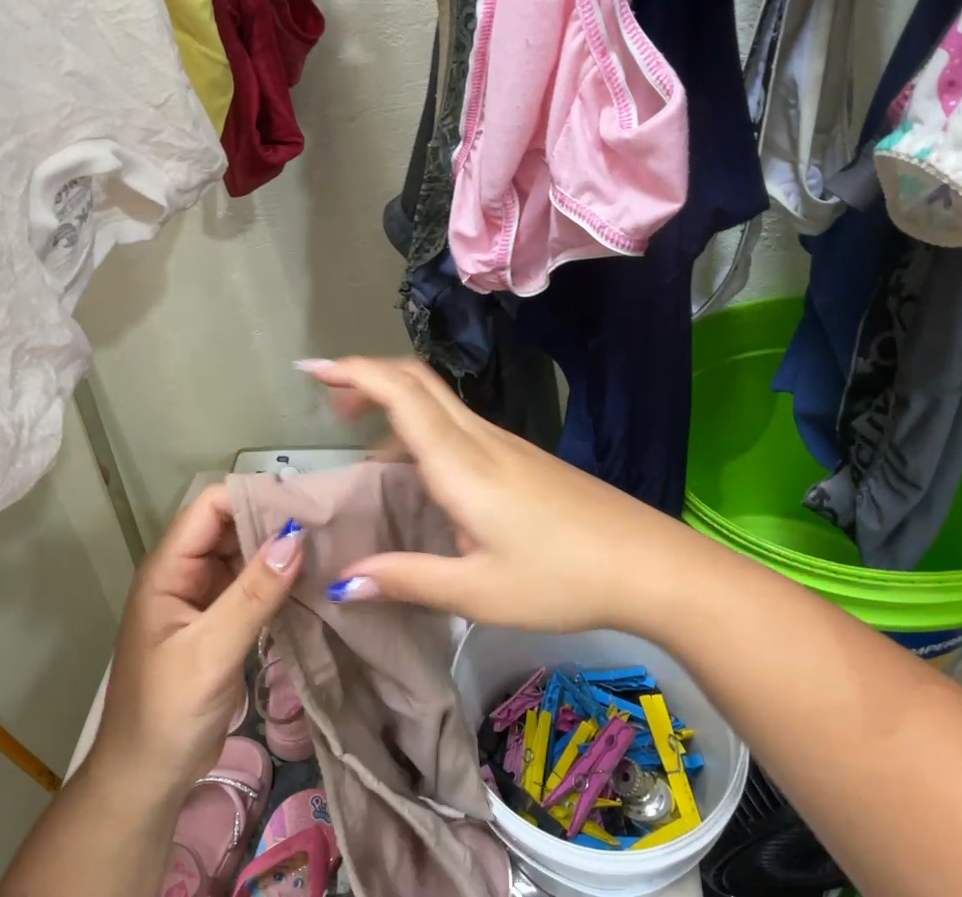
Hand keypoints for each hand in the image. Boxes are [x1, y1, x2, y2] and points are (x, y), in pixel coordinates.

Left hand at [94, 485, 303, 793]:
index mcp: (168, 569)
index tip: (305, 504)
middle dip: (272, 521)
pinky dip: (277, 583)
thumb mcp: (211, 650)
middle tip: (329, 524)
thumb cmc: (168, 711)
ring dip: (278, 552)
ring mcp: (202, 601)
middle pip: (229, 527)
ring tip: (330, 547)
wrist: (148, 775)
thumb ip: (253, 593)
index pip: (210, 508)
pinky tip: (313, 583)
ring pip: (243, 558)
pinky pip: (250, 589)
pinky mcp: (220, 626)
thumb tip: (296, 535)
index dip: (253, 497)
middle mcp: (184, 575)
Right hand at [303, 357, 699, 635]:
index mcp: (461, 464)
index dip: (352, 372)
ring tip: (359, 440)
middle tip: (327, 399)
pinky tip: (416, 473)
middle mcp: (479, 439)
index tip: (311, 369)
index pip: (400, 394)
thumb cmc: (562, 579)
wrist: (650, 565)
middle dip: (366, 376)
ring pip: (436, 400)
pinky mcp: (520, 456)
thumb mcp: (478, 592)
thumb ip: (406, 580)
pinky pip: (456, 424)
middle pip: (416, 380)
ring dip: (392, 402)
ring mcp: (504, 443)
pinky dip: (419, 426)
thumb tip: (341, 580)